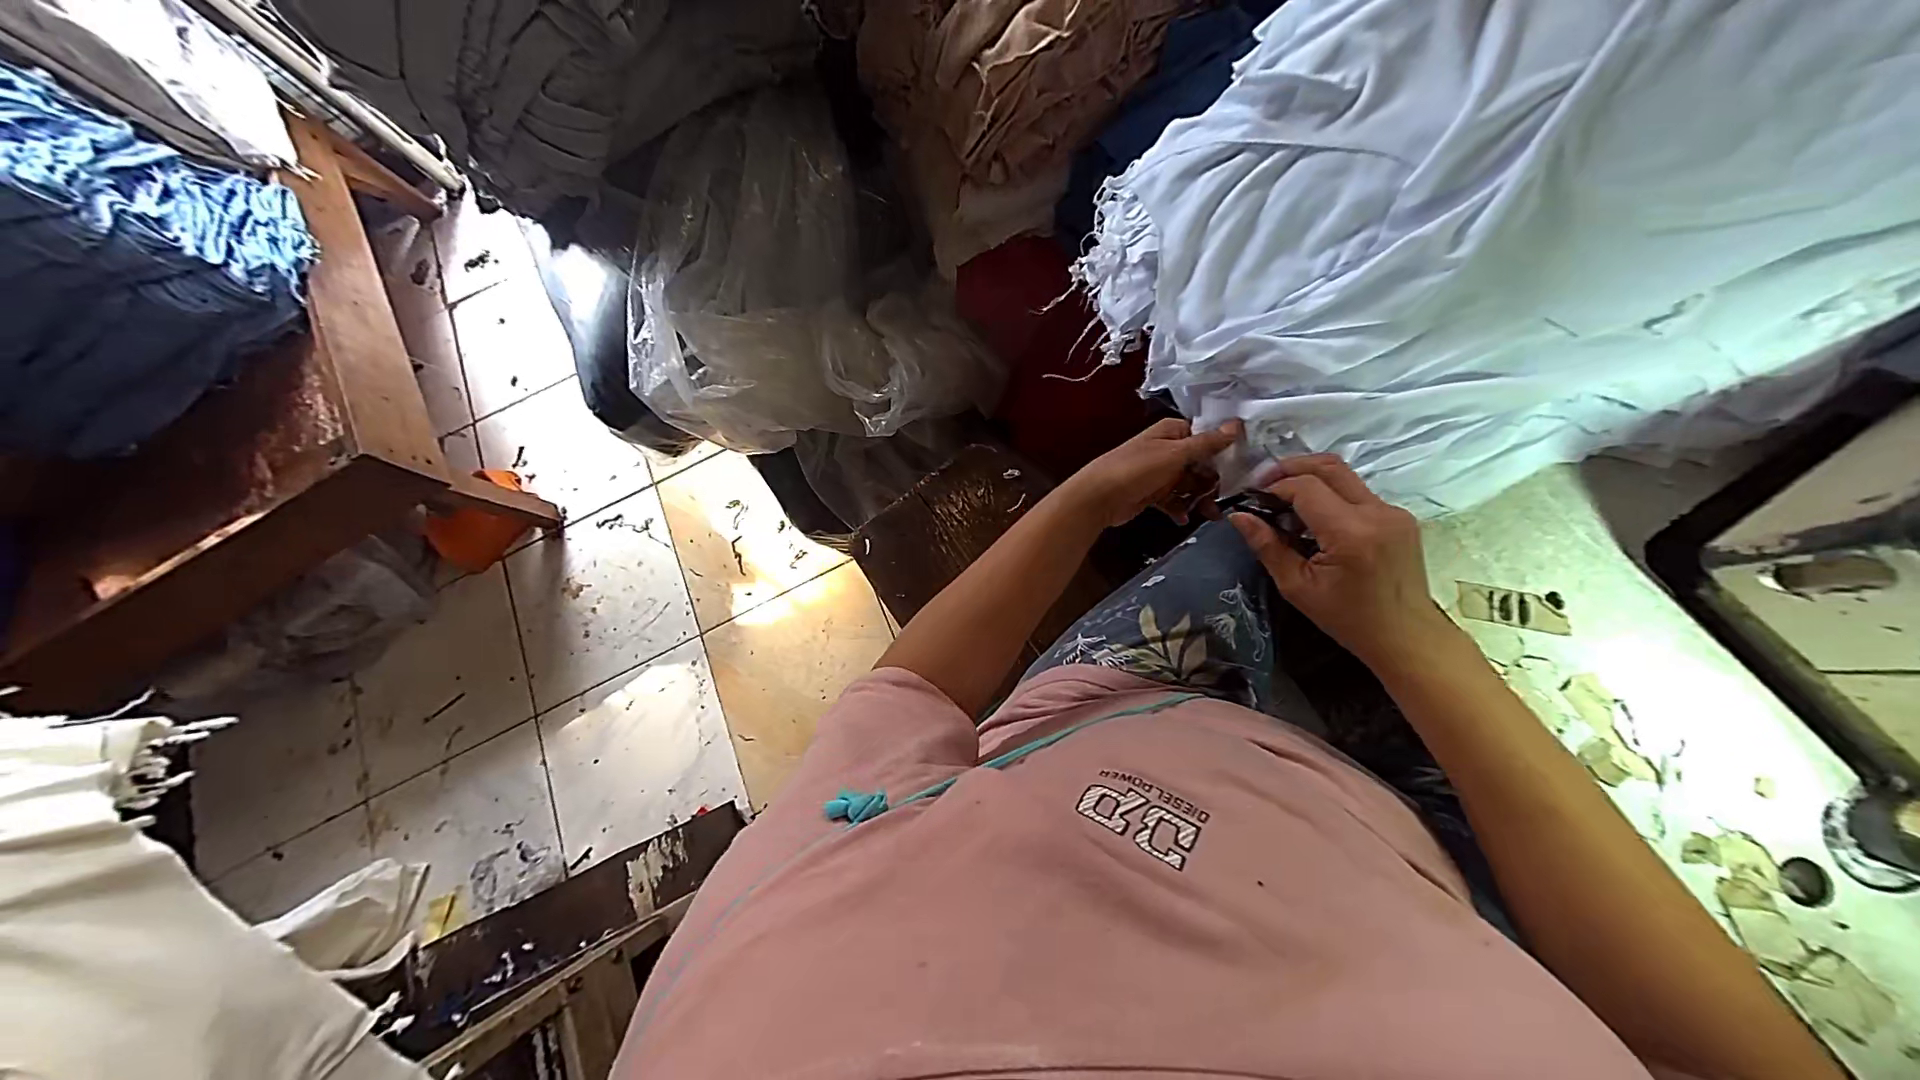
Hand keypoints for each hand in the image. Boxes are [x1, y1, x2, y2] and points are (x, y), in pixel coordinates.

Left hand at [1062, 418, 1242, 527]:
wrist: (1098, 497)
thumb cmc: (1136, 469)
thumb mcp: (1175, 454)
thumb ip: (1206, 443)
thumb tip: (1237, 424)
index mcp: (1172, 432)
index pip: (1206, 437)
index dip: (1224, 451)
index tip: (1244, 467)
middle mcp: (1166, 450)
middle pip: (1200, 464)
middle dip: (1214, 481)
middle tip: (1229, 497)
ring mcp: (1159, 473)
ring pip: (1189, 484)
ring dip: (1200, 498)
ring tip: (1212, 514)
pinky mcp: (1151, 494)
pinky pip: (1173, 500)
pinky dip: (1180, 508)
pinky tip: (1184, 518)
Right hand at [1227, 453, 1455, 670]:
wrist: (1406, 636)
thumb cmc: (1347, 619)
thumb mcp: (1297, 586)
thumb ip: (1267, 546)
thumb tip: (1239, 516)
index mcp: (1351, 532)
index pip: (1306, 487)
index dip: (1274, 487)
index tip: (1252, 499)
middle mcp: (1377, 513)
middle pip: (1329, 467)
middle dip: (1291, 468)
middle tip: (1263, 484)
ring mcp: (1394, 512)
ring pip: (1344, 478)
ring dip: (1311, 482)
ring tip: (1285, 504)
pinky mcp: (1399, 517)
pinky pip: (1358, 494)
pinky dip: (1330, 497)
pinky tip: (1314, 521)